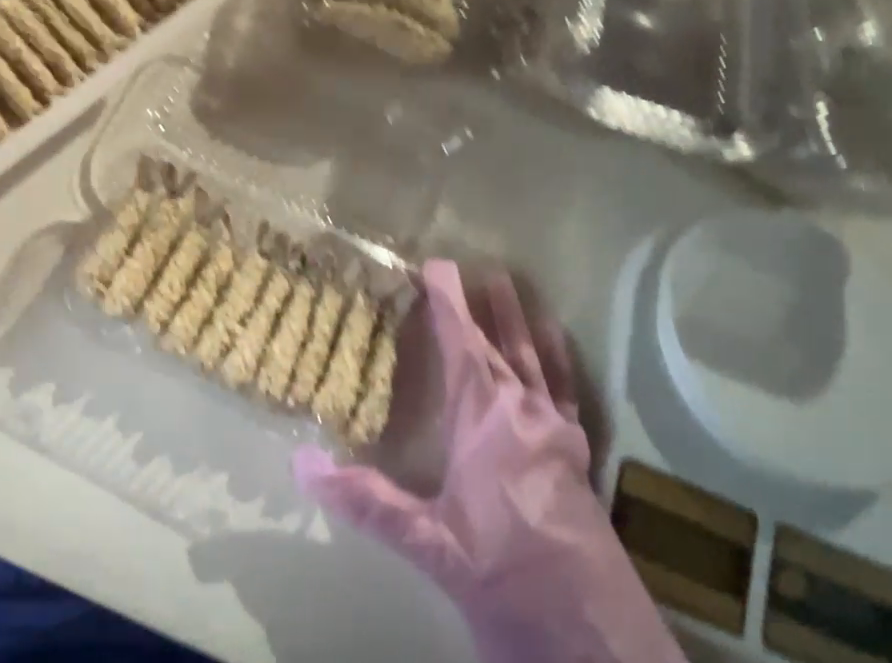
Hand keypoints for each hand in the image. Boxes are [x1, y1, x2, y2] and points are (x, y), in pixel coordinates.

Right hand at [294, 260, 683, 662]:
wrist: (592, 635)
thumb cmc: (503, 572)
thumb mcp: (427, 542)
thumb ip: (364, 498)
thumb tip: (299, 461)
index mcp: (489, 421)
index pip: (464, 346)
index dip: (448, 303)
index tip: (436, 265)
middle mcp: (528, 417)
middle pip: (506, 346)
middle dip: (488, 306)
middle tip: (478, 268)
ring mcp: (561, 438)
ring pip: (542, 364)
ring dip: (527, 326)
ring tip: (521, 293)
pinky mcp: (580, 463)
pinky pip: (570, 395)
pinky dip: (561, 366)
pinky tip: (559, 362)